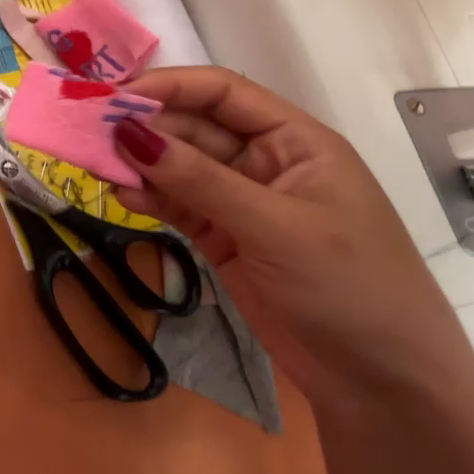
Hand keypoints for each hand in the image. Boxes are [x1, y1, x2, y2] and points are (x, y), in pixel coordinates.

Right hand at [110, 66, 473, 393]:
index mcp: (296, 142)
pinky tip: (121, 195)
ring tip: (94, 162)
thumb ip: (199, 179)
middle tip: (89, 130)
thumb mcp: (275, 227)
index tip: (115, 96)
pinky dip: (146, 196)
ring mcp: (241, 201)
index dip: (170, 86)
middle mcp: (264, 161)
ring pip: (177, 164)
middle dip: (144, 126)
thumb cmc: (351, 288)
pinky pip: (175, 202)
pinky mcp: (222, 237)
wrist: (385, 387)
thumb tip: (127, 132)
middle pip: (192, 126)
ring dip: (138, 161)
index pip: (223, 93)